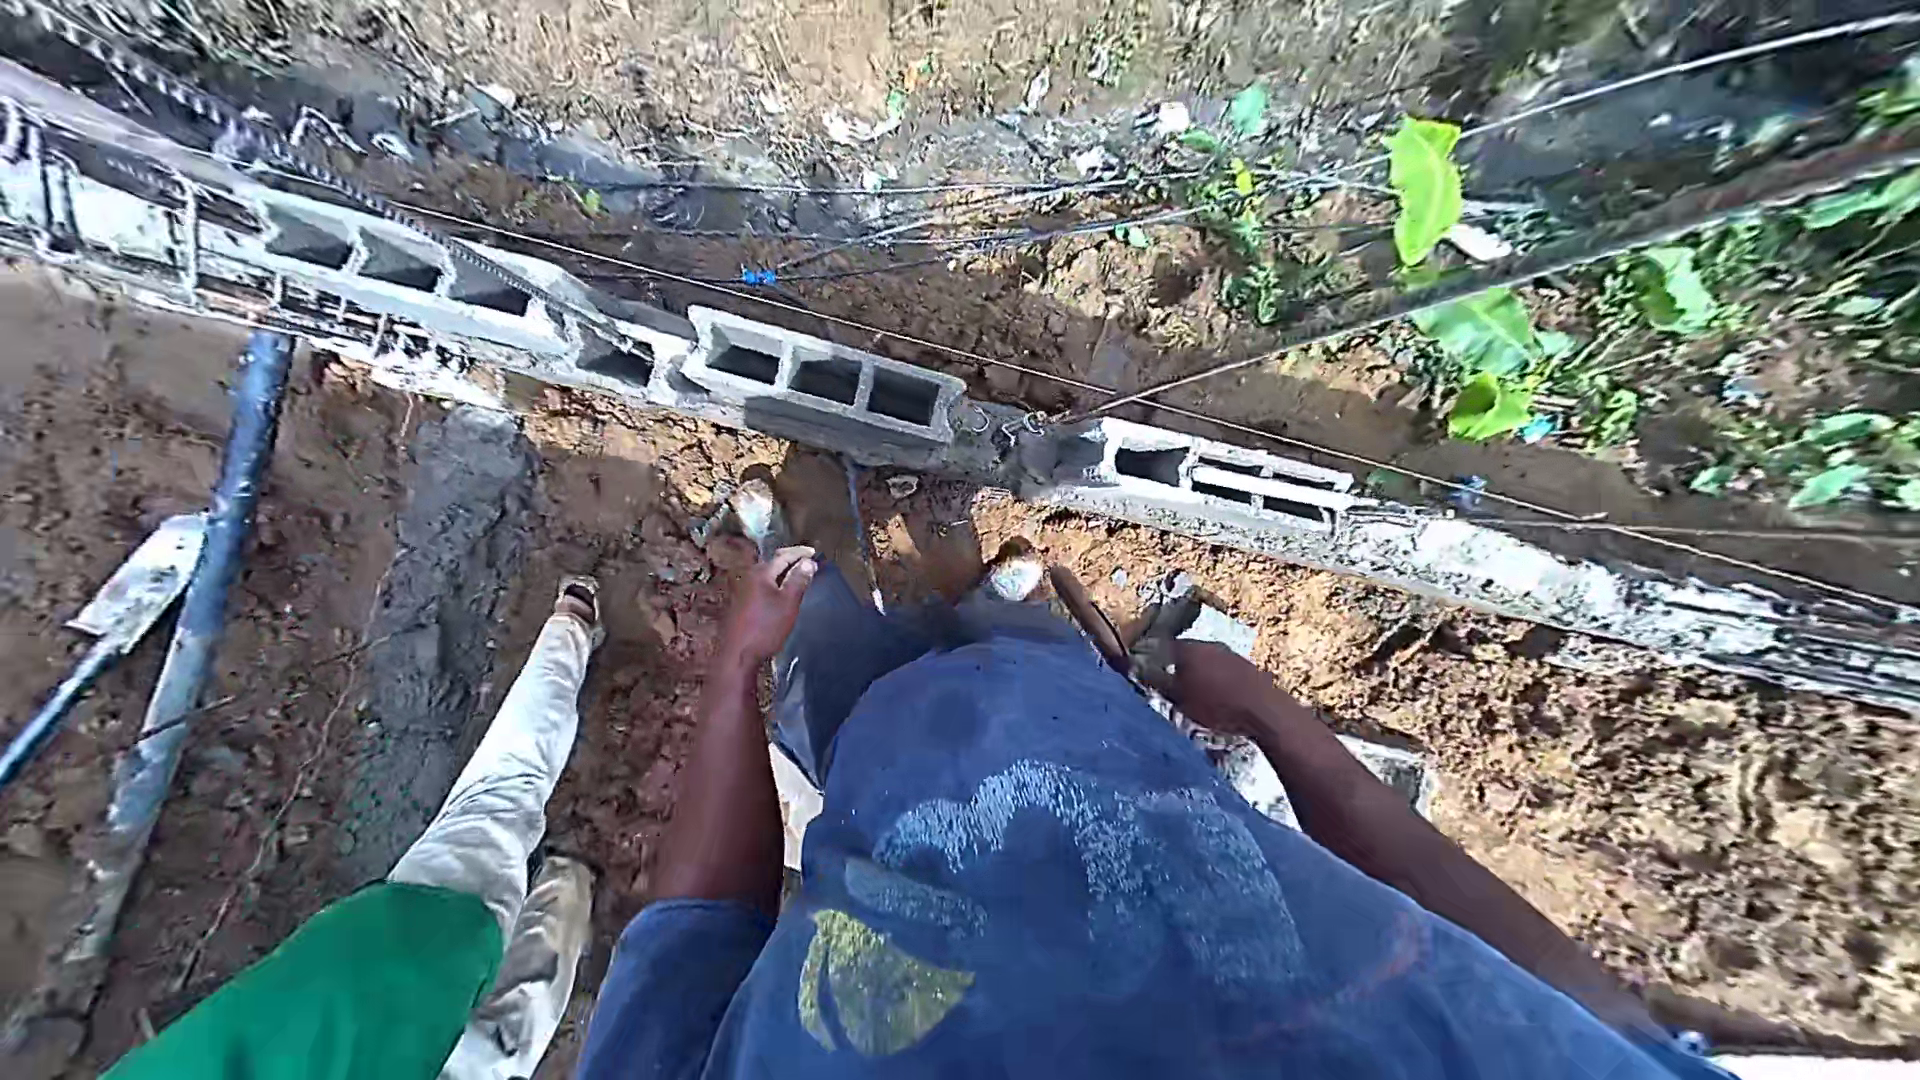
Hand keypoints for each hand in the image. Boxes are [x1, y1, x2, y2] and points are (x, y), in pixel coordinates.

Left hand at [716, 545, 816, 667]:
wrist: (737, 655)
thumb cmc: (766, 628)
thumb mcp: (788, 603)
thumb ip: (798, 580)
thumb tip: (808, 562)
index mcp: (761, 573)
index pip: (783, 556)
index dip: (800, 553)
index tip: (814, 553)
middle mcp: (748, 577)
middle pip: (773, 563)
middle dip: (790, 561)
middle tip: (807, 562)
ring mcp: (742, 591)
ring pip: (766, 575)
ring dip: (782, 573)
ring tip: (797, 576)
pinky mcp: (740, 604)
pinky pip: (761, 586)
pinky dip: (774, 584)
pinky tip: (780, 593)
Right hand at [1152, 640, 1306, 742]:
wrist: (1265, 711)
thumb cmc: (1215, 704)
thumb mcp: (1178, 698)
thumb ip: (1157, 682)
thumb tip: (1138, 670)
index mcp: (1186, 648)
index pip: (1160, 647)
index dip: (1151, 660)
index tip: (1147, 674)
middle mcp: (1207, 643)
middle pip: (1184, 652)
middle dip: (1175, 666)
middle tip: (1170, 685)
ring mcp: (1229, 653)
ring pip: (1205, 659)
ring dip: (1198, 672)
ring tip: (1194, 693)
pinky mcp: (1247, 666)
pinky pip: (1222, 669)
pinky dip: (1216, 679)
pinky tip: (1217, 695)